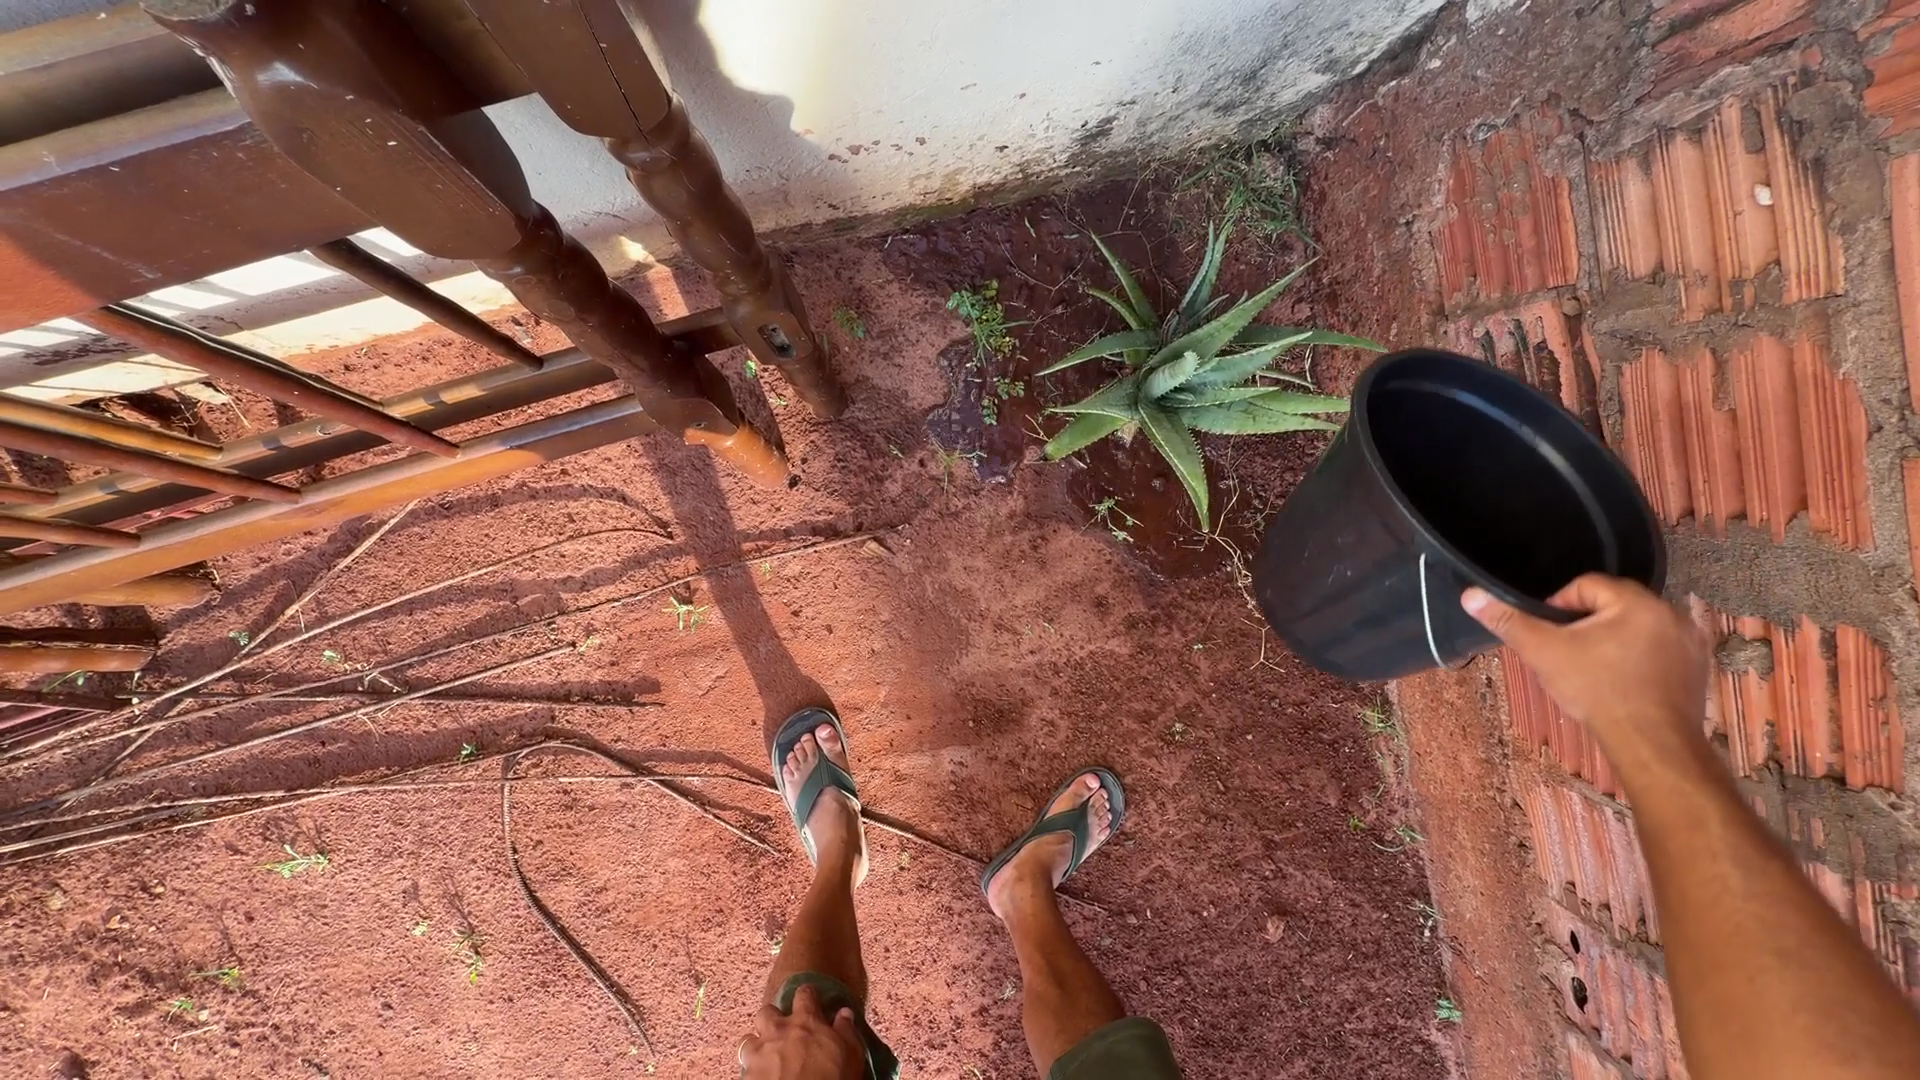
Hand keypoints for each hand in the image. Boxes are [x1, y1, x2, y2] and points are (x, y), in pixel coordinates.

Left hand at [738, 984, 864, 1079]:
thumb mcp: (851, 1056)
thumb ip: (846, 1031)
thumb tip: (844, 1012)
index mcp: (806, 1021)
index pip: (804, 993)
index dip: (807, 997)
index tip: (811, 1003)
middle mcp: (778, 1030)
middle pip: (767, 1011)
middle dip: (772, 1019)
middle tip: (783, 1032)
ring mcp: (758, 1053)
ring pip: (748, 1039)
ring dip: (756, 1045)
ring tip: (766, 1057)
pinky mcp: (745, 1075)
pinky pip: (743, 1067)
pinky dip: (751, 1070)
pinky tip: (761, 1077)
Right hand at [1462, 574, 1709, 762]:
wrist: (1651, 741)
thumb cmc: (1595, 689)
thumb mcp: (1542, 651)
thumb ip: (1508, 620)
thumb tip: (1470, 595)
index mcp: (1637, 602)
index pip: (1585, 585)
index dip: (1558, 606)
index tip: (1549, 634)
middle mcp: (1672, 613)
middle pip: (1612, 603)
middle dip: (1585, 622)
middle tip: (1565, 650)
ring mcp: (1691, 641)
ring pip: (1635, 625)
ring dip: (1611, 637)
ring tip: (1590, 665)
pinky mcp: (1699, 666)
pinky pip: (1657, 646)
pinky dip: (1636, 655)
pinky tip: (1620, 678)